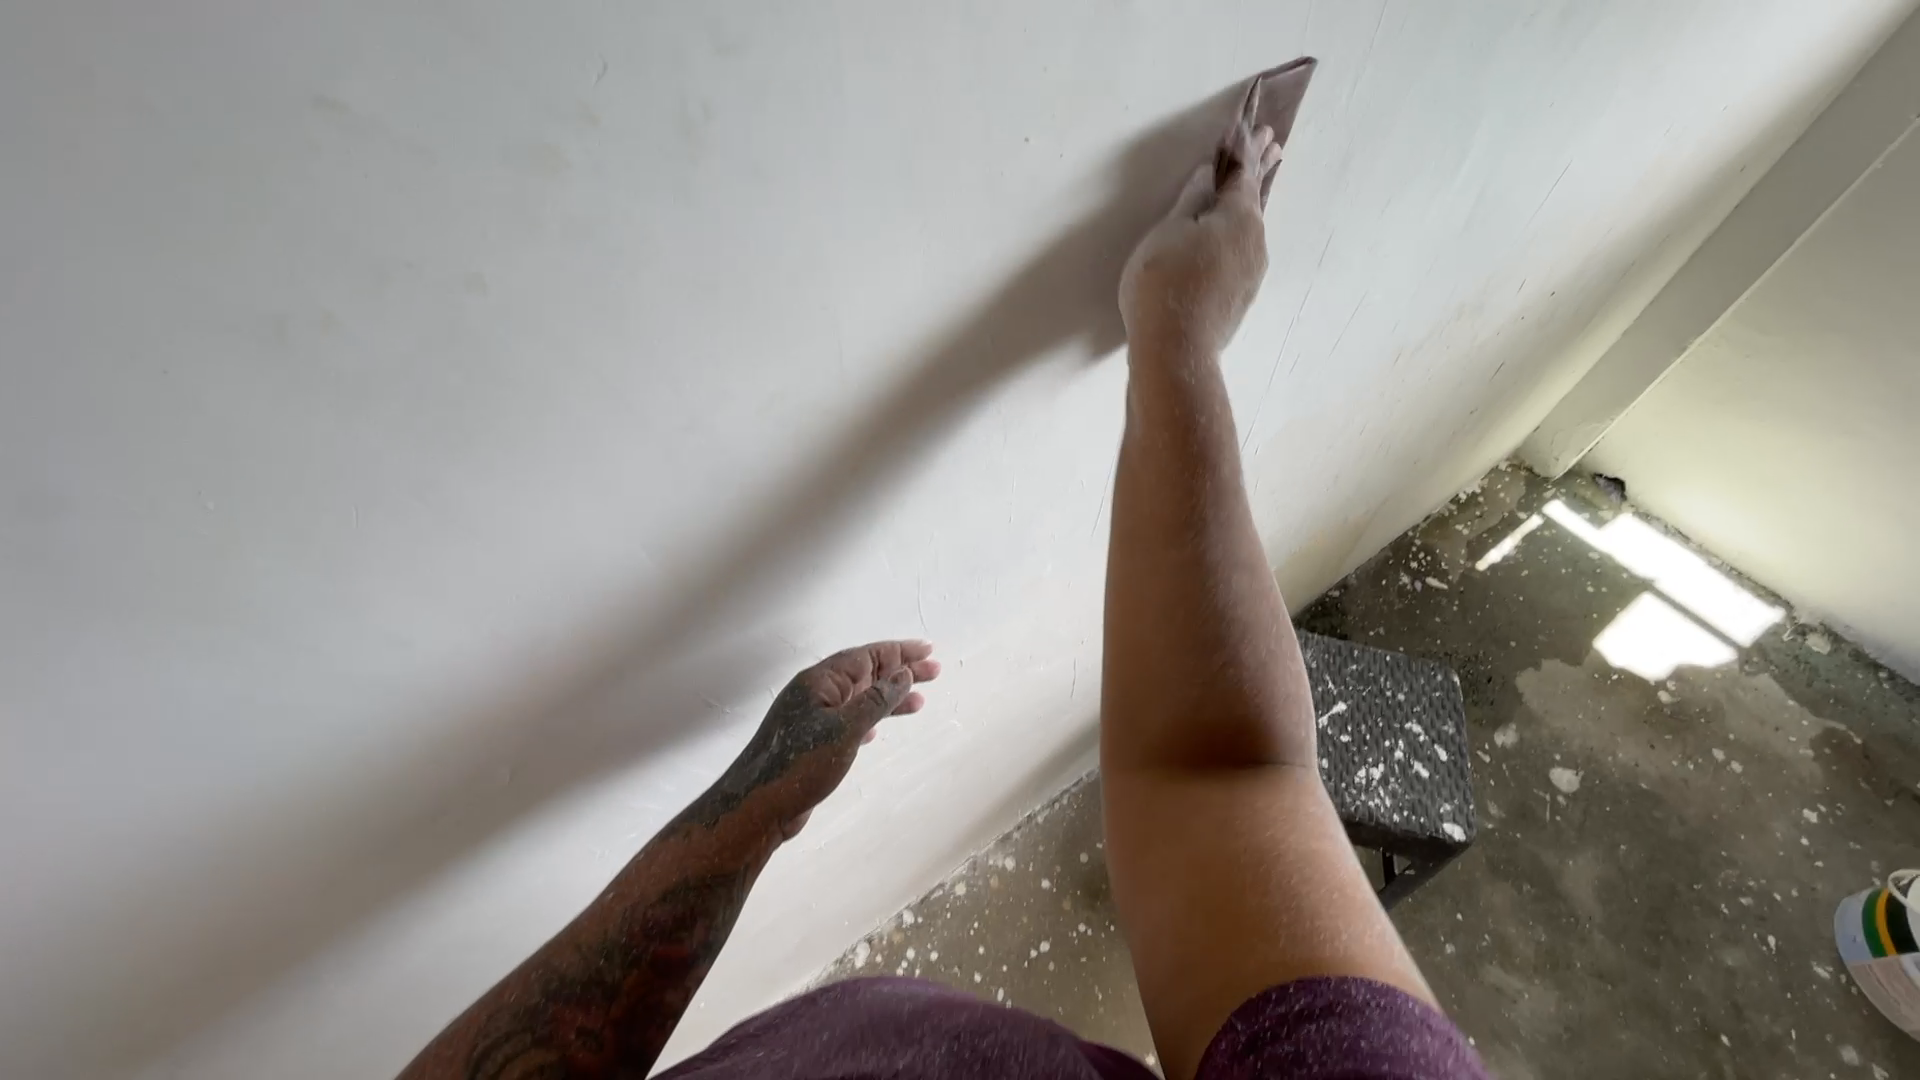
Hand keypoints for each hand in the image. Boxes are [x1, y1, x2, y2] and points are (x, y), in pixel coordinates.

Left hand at [716, 641, 939, 836]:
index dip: (900, 652)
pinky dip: (870, 718)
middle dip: (900, 672)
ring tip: (919, 701)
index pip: (867, 657)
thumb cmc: (800, 764)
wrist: (758, 808)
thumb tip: (903, 675)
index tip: (928, 650)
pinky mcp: (812, 742)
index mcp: (821, 681)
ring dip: (889, 697)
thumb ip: (876, 700)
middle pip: (866, 674)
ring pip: (859, 698)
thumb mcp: (845, 729)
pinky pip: (849, 719)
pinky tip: (880, 727)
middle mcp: (817, 693)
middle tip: (934, 671)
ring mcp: (813, 718)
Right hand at [1118, 119, 1282, 355]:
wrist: (1175, 350)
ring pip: (1250, 230)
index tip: (1255, 126)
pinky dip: (1236, 238)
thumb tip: (1208, 175)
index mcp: (1238, 216)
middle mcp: (1255, 241)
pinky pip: (1241, 255)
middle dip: (1261, 169)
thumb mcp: (1166, 233)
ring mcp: (1252, 274)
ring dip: (1247, 208)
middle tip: (1273, 143)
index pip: (1244, 172)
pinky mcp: (1240, 299)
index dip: (1245, 147)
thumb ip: (1190, 201)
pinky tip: (1225, 243)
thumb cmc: (1163, 283)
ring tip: (1245, 194)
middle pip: (1255, 199)